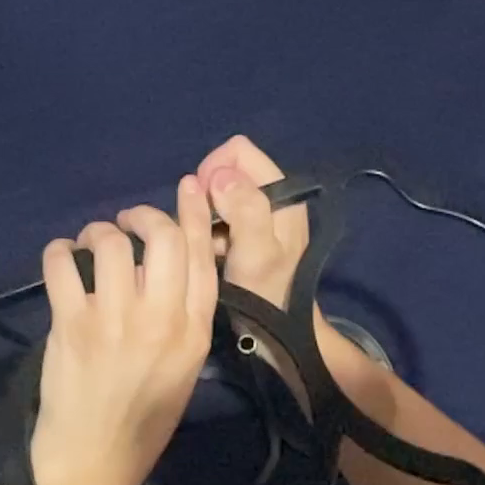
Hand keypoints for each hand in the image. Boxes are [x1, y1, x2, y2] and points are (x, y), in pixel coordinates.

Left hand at [32, 177, 217, 484]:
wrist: (95, 458)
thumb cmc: (144, 417)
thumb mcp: (184, 366)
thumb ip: (183, 314)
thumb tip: (166, 263)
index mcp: (195, 331)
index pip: (201, 257)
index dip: (194, 214)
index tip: (188, 186)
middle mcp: (162, 320)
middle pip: (162, 238)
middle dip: (144, 215)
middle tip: (127, 220)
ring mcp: (114, 321)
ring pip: (112, 244)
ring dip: (99, 232)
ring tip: (91, 243)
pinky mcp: (71, 326)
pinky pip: (64, 265)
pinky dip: (60, 252)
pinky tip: (62, 257)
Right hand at [195, 135, 308, 308]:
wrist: (276, 333)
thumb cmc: (268, 292)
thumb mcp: (257, 252)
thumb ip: (244, 209)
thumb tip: (218, 175)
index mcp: (282, 192)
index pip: (239, 151)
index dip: (214, 169)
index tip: (202, 202)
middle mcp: (271, 196)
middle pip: (226, 170)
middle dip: (207, 193)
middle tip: (205, 229)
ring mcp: (258, 215)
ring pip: (218, 193)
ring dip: (206, 213)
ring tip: (210, 245)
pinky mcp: (245, 233)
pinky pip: (217, 215)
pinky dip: (209, 228)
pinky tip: (213, 253)